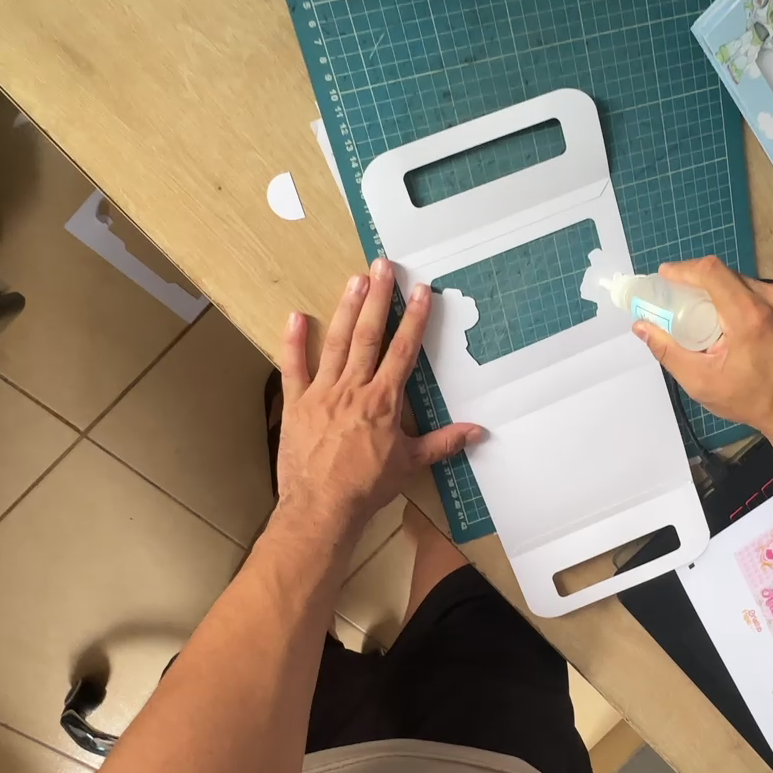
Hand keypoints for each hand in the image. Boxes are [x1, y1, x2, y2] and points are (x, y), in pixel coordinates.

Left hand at [276, 259, 480, 533]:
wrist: (322, 506)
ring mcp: (322, 393)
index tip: (421, 292)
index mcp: (384, 401)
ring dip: (347, 308)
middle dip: (379, 298)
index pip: (403, 351)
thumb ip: (443, 443)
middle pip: (369, 335)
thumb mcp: (410, 463)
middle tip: (383, 266)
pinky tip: (296, 316)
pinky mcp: (297, 403)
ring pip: (336, 342)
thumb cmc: (367, 487)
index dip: (414, 319)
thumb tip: (478, 432)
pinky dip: (293, 342)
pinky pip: (294, 367)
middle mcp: (354, 388)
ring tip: (355, 279)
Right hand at [632, 256, 772, 457]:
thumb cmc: (753, 401)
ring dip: (719, 293)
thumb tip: (642, 327)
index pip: (712, 272)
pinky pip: (759, 292)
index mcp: (750, 316)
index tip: (664, 276)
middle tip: (678, 301)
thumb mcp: (702, 382)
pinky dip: (738, 300)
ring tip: (704, 317)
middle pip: (726, 275)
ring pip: (743, 282)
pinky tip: (729, 324)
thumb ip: (667, 351)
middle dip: (698, 283)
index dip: (683, 269)